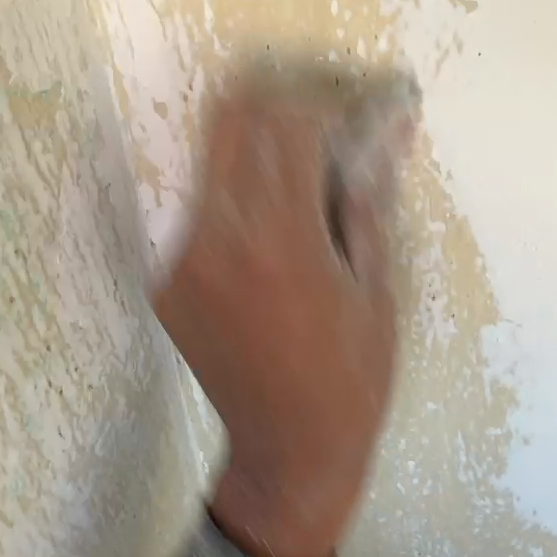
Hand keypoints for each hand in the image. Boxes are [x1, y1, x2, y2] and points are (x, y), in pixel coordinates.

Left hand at [151, 72, 415, 556]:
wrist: (289, 453)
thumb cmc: (352, 383)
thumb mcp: (378, 294)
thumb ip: (371, 203)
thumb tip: (391, 129)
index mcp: (281, 241)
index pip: (289, 120)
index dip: (326, 104)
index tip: (355, 119)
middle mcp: (216, 237)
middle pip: (234, 117)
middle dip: (284, 108)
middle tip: (325, 136)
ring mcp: (180, 259)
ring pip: (211, 158)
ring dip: (259, 152)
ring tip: (304, 187)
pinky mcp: (166, 282)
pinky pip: (201, 210)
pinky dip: (239, 201)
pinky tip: (274, 240)